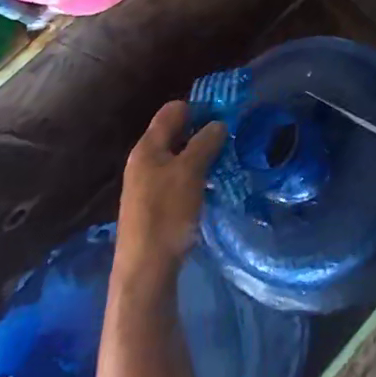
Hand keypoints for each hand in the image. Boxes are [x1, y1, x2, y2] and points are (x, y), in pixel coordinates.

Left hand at [115, 101, 225, 282]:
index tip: (226, 114)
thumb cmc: (166, 213)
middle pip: (175, 134)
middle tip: (231, 138)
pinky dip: (195, 177)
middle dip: (202, 132)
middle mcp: (144, 161)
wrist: (145, 269)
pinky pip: (178, 179)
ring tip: (228, 161)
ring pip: (178, 158)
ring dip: (201, 156)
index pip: (173, 111)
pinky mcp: (155, 205)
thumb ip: (204, 143)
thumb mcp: (190, 173)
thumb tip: (218, 123)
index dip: (198, 107)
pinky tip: (212, 187)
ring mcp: (148, 184)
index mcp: (148, 147)